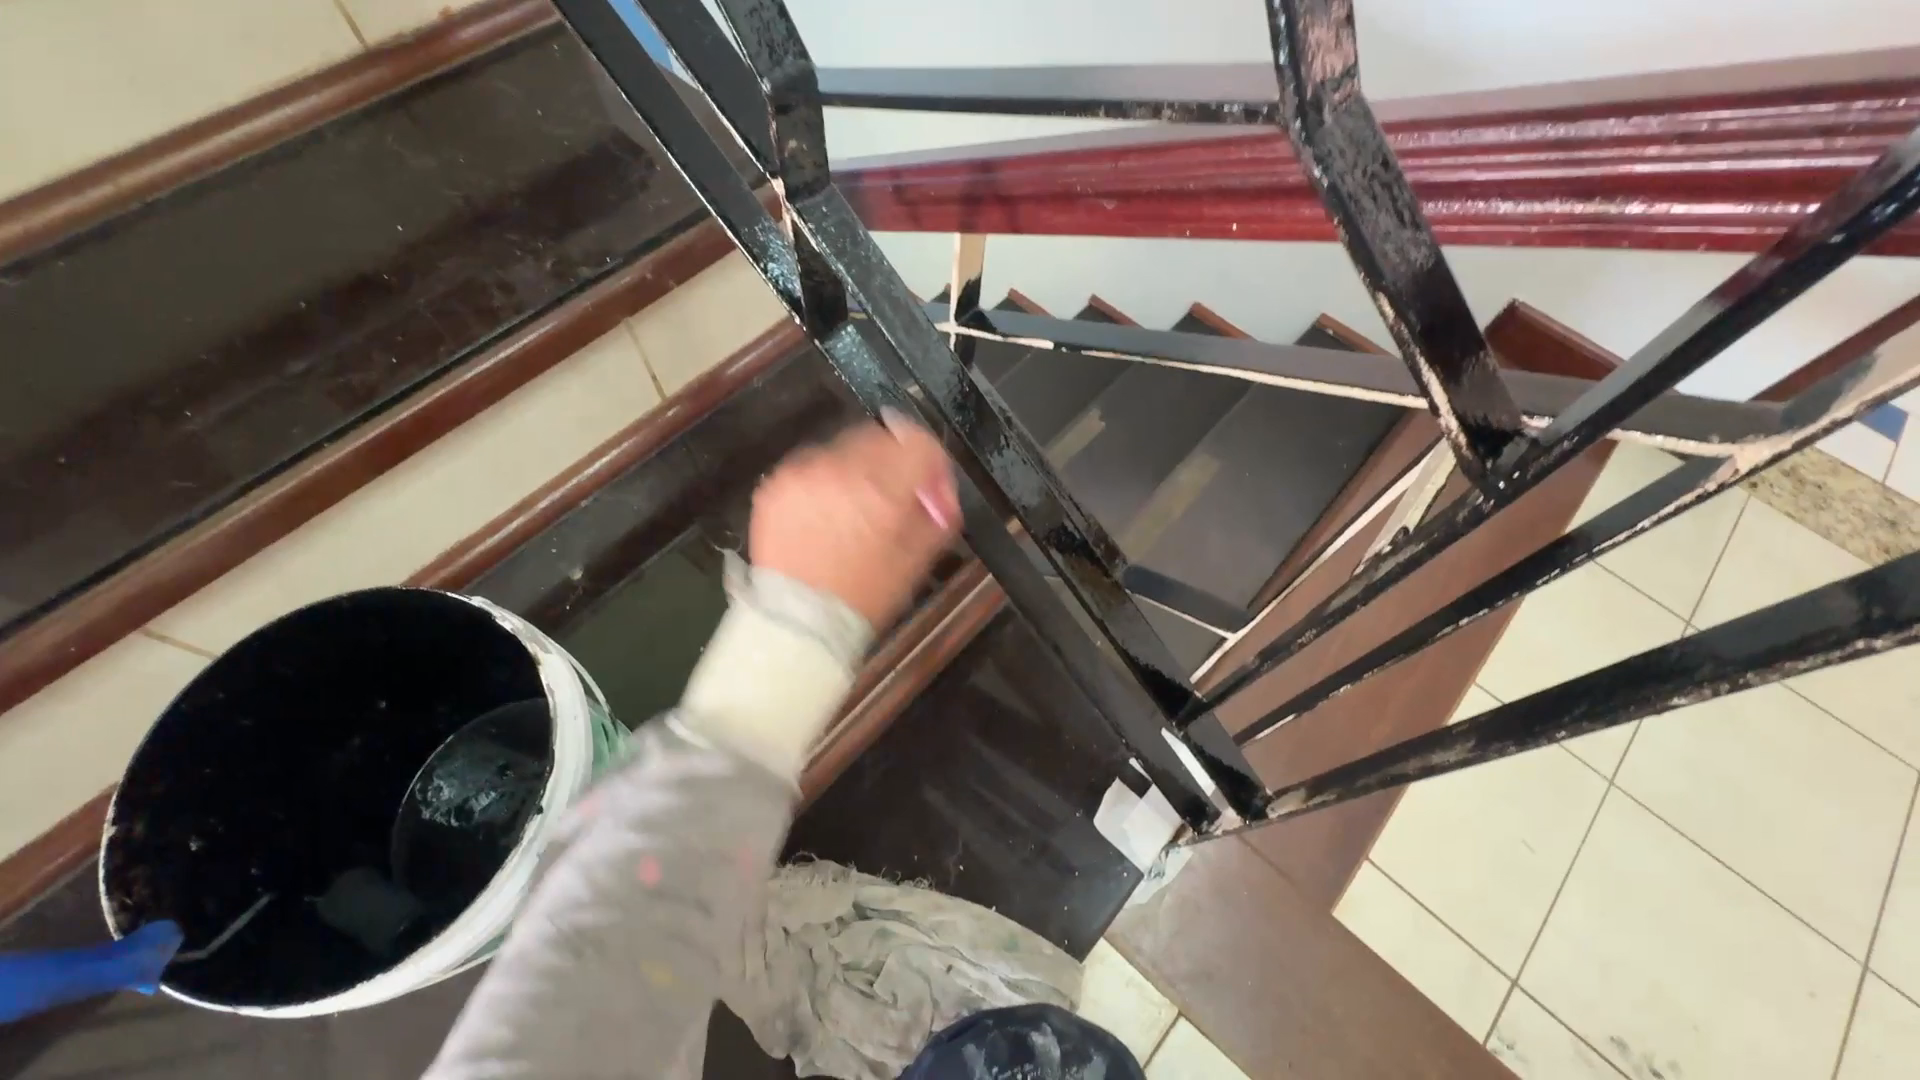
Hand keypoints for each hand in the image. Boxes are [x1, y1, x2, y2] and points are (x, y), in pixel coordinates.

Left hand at [749, 410, 961, 627]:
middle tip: (894, 497)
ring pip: (843, 451)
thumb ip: (937, 516)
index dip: (932, 462)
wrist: (798, 622)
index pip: (920, 444)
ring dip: (857, 471)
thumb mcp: (916, 560)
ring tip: (854, 512)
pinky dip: (822, 484)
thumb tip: (941, 492)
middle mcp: (841, 470)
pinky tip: (824, 517)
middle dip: (894, 462)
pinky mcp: (776, 485)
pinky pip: (809, 468)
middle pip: (881, 439)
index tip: (929, 483)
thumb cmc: (863, 597)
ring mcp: (803, 474)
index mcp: (883, 490)